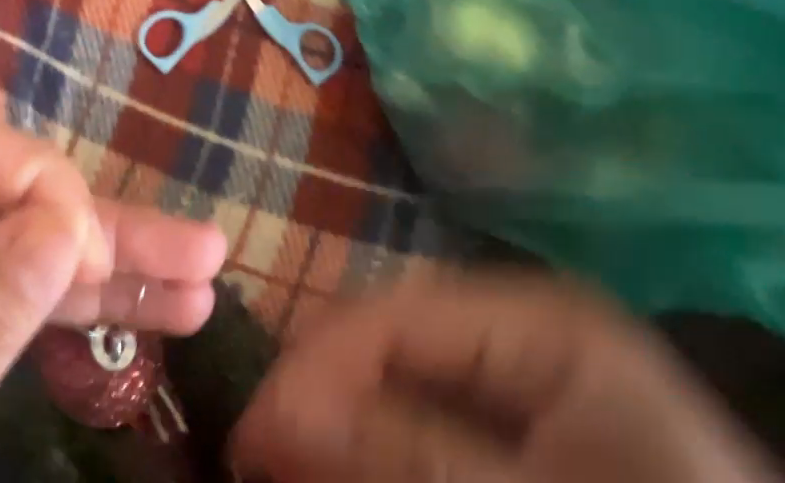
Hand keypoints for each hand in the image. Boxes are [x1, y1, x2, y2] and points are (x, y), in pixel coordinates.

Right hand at [231, 275, 784, 482]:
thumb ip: (404, 453)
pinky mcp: (516, 428)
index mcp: (535, 317)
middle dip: (318, 403)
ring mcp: (518, 378)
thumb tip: (272, 416)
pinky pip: (420, 420)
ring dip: (338, 429)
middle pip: (381, 347)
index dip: (309, 372)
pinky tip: (345, 465)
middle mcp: (516, 329)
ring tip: (287, 466)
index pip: (385, 317)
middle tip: (259, 463)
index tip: (249, 443)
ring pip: (391, 386)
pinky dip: (376, 449)